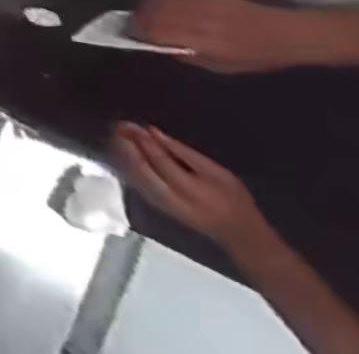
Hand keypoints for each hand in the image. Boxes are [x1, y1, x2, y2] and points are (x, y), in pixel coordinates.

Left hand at [112, 123, 268, 248]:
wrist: (239, 233)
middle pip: (142, 169)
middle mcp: (175, 200)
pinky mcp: (154, 205)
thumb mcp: (219, 173)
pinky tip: (122, 151)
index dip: (145, 142)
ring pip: (133, 174)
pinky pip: (134, 181)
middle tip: (121, 127)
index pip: (163, 162)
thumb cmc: (233, 198)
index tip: (134, 126)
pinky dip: (125, 164)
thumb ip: (186, 153)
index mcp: (197, 192)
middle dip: (127, 146)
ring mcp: (161, 204)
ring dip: (122, 153)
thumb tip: (154, 132)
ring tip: (119, 135)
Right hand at [133, 0, 312, 73]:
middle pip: (151, 12)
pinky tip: (158, 3)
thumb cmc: (259, 55)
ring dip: (144, 6)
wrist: (291, 33)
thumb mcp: (224, 66)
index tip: (132, 36)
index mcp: (205, 40)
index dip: (139, 33)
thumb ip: (188, 55)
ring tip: (142, 13)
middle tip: (132, 25)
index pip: (156, 31)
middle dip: (137, 18)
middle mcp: (200, 18)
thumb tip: (156, 44)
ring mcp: (202, 1)